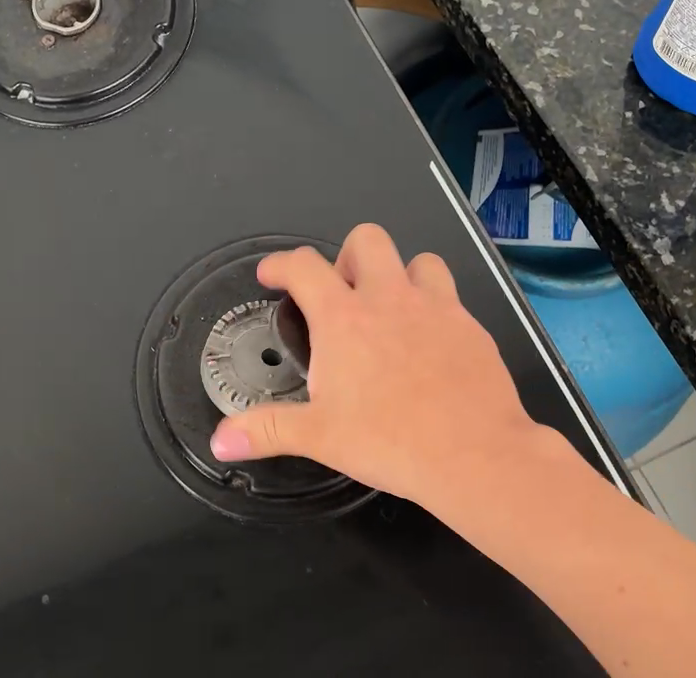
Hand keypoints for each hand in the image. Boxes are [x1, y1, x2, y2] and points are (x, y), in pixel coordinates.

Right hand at [209, 223, 567, 511]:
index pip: (302, 266)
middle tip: (342, 296)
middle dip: (347, 257)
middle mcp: (388, 298)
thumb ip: (265, 430)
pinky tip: (430, 344)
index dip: (280, 264)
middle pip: (365, 239)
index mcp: (343, 318)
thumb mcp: (319, 437)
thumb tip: (220, 442)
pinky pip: (450, 297)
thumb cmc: (390, 441)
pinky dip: (435, 308)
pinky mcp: (470, 325)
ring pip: (418, 260)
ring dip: (400, 275)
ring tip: (392, 311)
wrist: (475, 455)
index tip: (272, 275)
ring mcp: (435, 307)